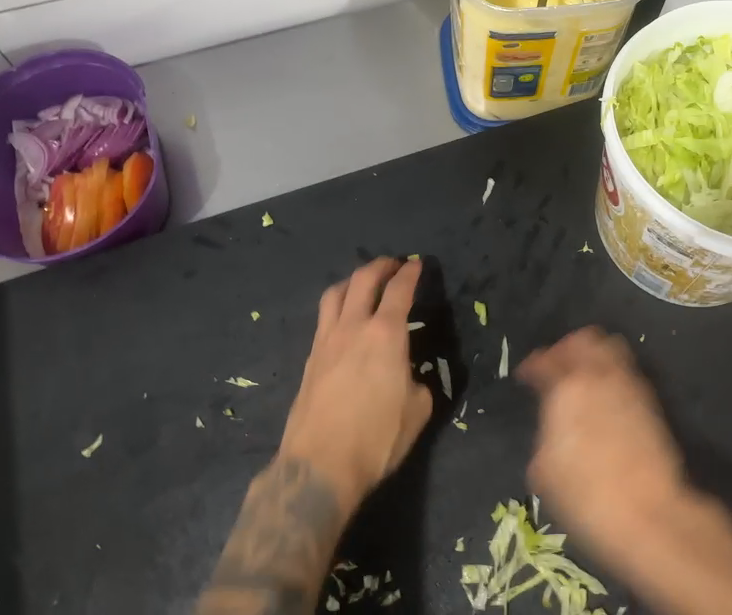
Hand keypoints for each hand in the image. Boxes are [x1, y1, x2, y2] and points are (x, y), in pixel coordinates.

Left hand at [278, 258, 433, 513]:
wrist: (320, 467)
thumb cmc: (377, 438)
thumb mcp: (418, 411)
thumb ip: (421, 382)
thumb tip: (415, 375)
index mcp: (386, 334)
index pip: (400, 289)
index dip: (411, 272)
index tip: (418, 264)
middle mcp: (354, 327)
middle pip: (363, 279)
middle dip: (381, 266)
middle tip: (394, 265)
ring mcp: (326, 341)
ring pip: (336, 293)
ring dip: (353, 280)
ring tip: (364, 283)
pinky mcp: (310, 359)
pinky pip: (324, 318)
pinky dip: (338, 306)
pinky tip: (345, 319)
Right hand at [517, 327, 688, 542]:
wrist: (647, 512)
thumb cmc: (586, 496)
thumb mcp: (545, 470)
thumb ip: (545, 436)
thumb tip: (553, 432)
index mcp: (565, 390)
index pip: (544, 361)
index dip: (531, 366)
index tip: (525, 376)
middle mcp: (597, 377)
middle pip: (582, 340)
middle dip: (565, 349)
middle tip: (557, 367)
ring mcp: (628, 385)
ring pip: (610, 347)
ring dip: (594, 353)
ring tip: (585, 373)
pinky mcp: (650, 401)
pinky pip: (628, 370)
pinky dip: (614, 372)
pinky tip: (608, 395)